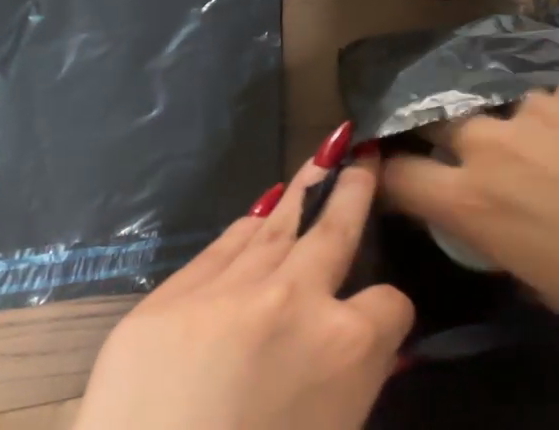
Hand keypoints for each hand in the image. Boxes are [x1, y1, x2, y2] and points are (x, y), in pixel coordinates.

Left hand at [76, 126, 412, 429]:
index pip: (391, 303)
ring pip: (278, 227)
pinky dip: (248, 231)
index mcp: (346, 347)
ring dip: (304, 193)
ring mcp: (227, 294)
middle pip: (335, 230)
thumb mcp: (336, 429)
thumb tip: (359, 338)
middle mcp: (294, 300)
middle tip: (362, 156)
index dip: (387, 315)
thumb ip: (354, 377)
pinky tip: (263, 211)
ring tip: (322, 160)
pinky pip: (222, 250)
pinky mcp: (167, 301)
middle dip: (353, 192)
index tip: (379, 324)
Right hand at [380, 86, 558, 362]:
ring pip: (497, 107)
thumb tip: (488, 222)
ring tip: (540, 145)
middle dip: (444, 138)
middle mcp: (491, 143)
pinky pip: (546, 99)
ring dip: (506, 125)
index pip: (398, 176)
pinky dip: (552, 116)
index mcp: (472, 203)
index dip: (390, 176)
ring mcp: (535, 107)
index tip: (396, 176)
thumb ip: (495, 238)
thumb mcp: (538, 281)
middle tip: (468, 154)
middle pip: (439, 121)